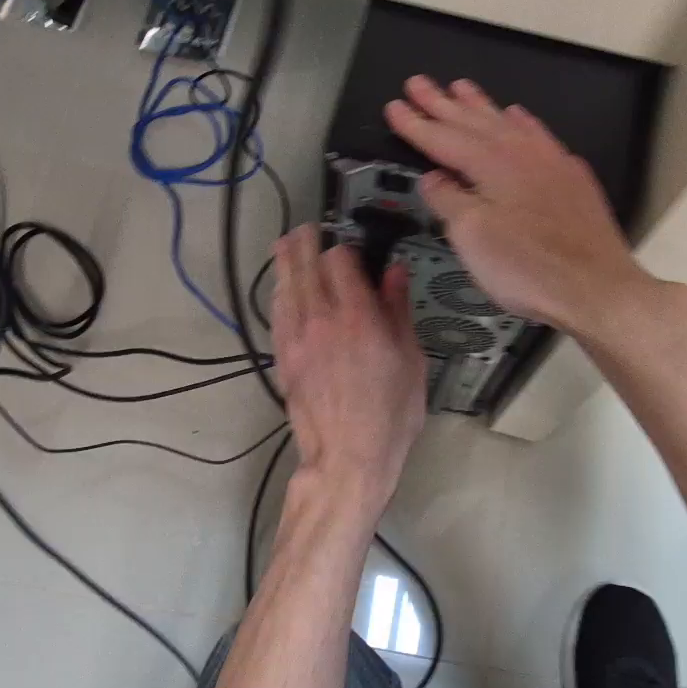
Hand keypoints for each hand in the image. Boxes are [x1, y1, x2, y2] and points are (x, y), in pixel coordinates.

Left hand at [271, 224, 426, 511]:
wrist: (347, 458)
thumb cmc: (389, 415)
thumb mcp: (410, 361)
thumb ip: (398, 311)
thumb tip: (394, 275)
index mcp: (358, 318)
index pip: (340, 260)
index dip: (345, 247)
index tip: (354, 248)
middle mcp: (321, 320)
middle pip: (305, 264)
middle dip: (307, 241)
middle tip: (309, 229)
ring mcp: (296, 339)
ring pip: (284, 284)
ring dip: (286, 260)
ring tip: (289, 244)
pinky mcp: (283, 358)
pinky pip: (276, 313)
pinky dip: (279, 293)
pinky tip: (282, 287)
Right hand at [383, 76, 657, 332]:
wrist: (594, 287)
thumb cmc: (530, 268)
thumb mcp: (473, 237)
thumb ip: (448, 202)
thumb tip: (433, 180)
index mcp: (492, 164)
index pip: (443, 138)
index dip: (416, 124)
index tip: (395, 107)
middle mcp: (522, 153)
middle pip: (474, 122)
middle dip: (442, 103)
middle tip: (418, 84)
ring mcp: (551, 163)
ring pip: (507, 123)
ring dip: (480, 106)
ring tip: (460, 88)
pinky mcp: (571, 180)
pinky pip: (538, 136)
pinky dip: (521, 123)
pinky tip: (517, 117)